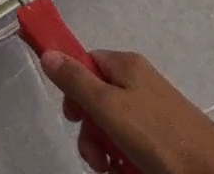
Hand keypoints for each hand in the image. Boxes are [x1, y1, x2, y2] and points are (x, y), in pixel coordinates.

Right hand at [42, 49, 213, 173]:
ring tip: (114, 170)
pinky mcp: (166, 140)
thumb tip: (48, 52)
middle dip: (90, 130)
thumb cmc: (158, 136)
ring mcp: (154, 113)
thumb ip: (75, 80)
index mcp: (126, 66)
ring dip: (106, 150)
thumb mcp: (108, 107)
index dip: (71, 85)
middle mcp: (139, 83)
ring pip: (114, 127)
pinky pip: (133, 145)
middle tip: (96, 155)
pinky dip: (127, 160)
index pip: (85, 61)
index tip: (70, 116)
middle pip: (97, 99)